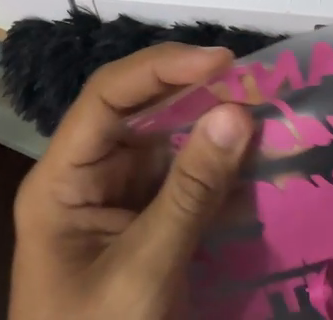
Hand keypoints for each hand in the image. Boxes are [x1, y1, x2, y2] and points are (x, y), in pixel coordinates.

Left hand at [10, 43, 253, 319]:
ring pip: (172, 144)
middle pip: (143, 113)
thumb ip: (191, 192)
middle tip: (259, 86)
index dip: (163, 67)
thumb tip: (237, 110)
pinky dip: (223, 171)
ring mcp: (121, 201)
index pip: (108, 97)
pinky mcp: (149, 225)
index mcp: (62, 181)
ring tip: (270, 118)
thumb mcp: (142, 272)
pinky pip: (189, 181)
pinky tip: (261, 166)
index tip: (224, 61)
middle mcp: (90, 177)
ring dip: (218, 131)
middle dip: (199, 95)